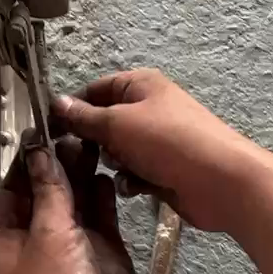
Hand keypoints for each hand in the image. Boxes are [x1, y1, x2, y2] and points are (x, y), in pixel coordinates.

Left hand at [0, 137, 144, 273]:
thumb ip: (49, 191)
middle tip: (77, 124)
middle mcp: (39, 237)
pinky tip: (108, 168)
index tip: (44, 124)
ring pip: (76, 198)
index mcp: (9, 236)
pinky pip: (101, 215)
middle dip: (59, 160)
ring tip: (95, 136)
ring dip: (82, 171)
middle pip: (47, 188)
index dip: (28, 157)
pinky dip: (103, 193)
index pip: (14, 185)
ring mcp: (74, 244)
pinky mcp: (105, 252)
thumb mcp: (47, 237)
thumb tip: (40, 150)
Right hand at [51, 68, 272, 232]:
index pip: (94, 90)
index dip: (72, 108)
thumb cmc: (168, 141)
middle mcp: (147, 108)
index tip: (50, 131)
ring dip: (112, 162)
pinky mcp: (163, 169)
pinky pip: (133, 172)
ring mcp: (156, 140)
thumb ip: (85, 117)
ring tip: (116, 170)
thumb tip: (56, 103)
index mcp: (139, 85)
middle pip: (103, 122)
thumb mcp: (118, 123)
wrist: (222, 182)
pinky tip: (133, 188)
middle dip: (92, 140)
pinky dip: (130, 180)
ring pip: (116, 150)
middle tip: (79, 155)